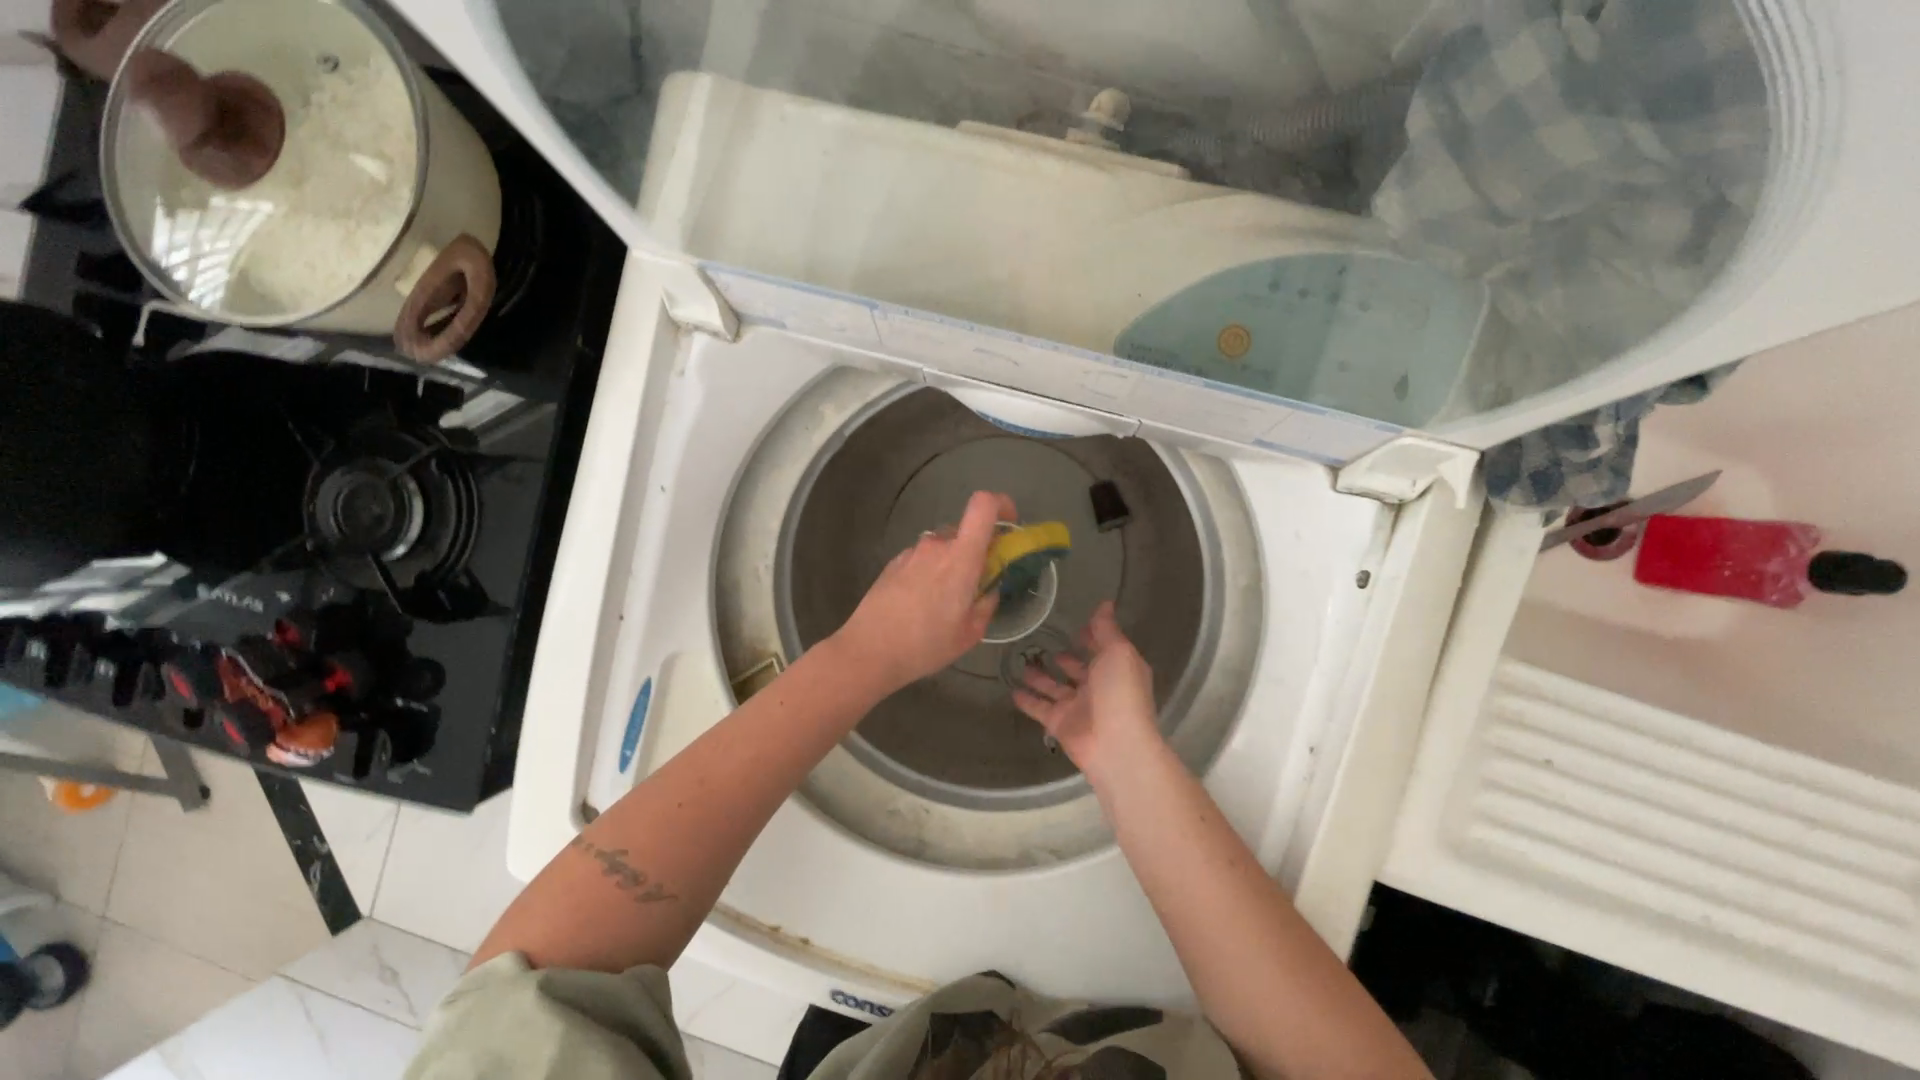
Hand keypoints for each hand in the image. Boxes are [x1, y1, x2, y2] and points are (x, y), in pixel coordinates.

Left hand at [830, 490, 1017, 695]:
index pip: (983, 506)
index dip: (1001, 505)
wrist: (868, 651)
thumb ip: (986, 604)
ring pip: (942, 547)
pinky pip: (922, 559)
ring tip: (943, 602)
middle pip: (965, 532)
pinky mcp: (893, 564)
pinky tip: (920, 604)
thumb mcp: (970, 633)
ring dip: (951, 565)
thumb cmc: (925, 645)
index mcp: (961, 557)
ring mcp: (911, 553)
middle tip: (975, 585)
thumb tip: (990, 589)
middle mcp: (935, 545)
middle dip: (976, 552)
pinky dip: (930, 573)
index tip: (1009, 526)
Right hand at [1012, 601, 1161, 779]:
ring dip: (1040, 677)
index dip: (1091, 638)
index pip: (1102, 649)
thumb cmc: (1120, 693)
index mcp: (1116, 669)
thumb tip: (1105, 604)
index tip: (1075, 626)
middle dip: (1064, 658)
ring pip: (1055, 688)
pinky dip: (1028, 700)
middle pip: (1077, 670)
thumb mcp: (1118, 653)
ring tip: (1022, 661)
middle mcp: (1098, 687)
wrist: (1115, 744)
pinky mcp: (1060, 724)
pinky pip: (1040, 708)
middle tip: (1042, 642)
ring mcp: (1078, 707)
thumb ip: (1107, 629)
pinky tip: (1012, 689)